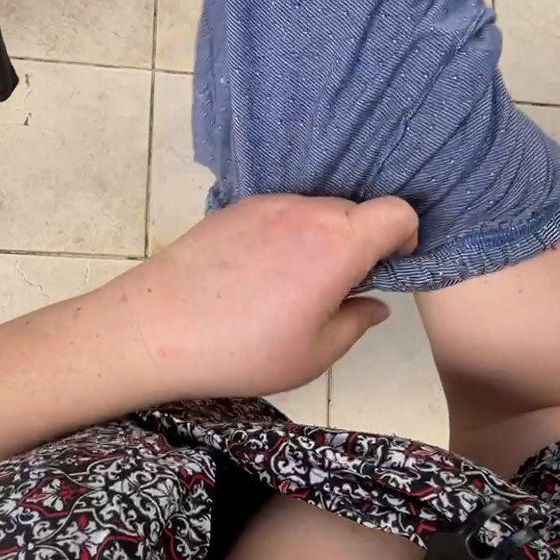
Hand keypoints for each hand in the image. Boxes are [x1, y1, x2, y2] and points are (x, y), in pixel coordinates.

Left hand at [102, 194, 419, 401]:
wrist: (155, 326)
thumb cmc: (240, 349)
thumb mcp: (312, 355)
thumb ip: (356, 322)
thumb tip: (374, 303)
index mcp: (336, 244)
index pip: (397, 212)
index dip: (404, 238)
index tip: (388, 268)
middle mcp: (303, 211)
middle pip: (354, 211)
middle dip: (359, 243)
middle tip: (336, 289)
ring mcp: (264, 204)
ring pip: (313, 211)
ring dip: (319, 238)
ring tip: (289, 286)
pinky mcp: (231, 208)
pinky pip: (277, 213)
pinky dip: (283, 235)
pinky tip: (256, 274)